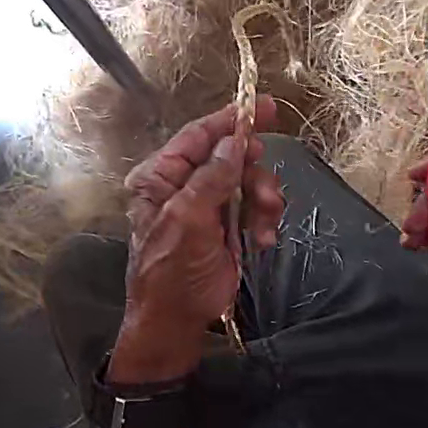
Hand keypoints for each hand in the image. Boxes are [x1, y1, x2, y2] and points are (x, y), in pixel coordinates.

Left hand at [112, 96, 283, 381]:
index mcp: (161, 177)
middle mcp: (183, 185)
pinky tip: (264, 240)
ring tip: (265, 224)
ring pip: (247, 181)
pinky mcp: (227, 226)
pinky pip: (254, 208)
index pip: (198, 136)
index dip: (230, 120)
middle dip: (253, 172)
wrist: (176, 320)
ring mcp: (207, 205)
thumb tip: (233, 141)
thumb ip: (211, 178)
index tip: (263, 106)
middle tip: (266, 190)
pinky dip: (264, 221)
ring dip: (263, 200)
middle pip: (229, 156)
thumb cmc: (172, 270)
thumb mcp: (187, 221)